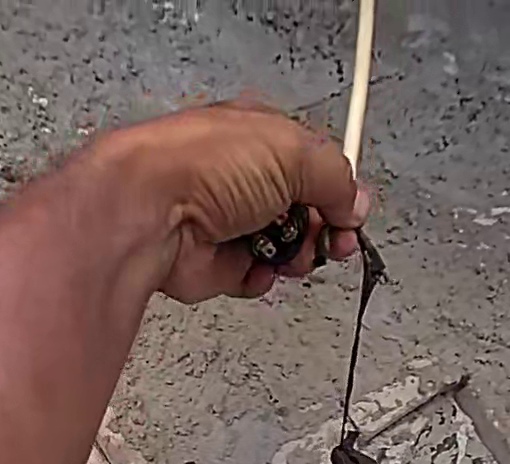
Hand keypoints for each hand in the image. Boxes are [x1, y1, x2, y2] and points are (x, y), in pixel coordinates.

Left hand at [101, 102, 369, 302]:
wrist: (154, 215)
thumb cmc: (204, 167)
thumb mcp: (292, 153)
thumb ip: (336, 177)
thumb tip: (355, 203)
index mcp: (262, 140)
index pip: (314, 168)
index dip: (338, 193)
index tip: (352, 216)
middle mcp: (245, 181)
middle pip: (303, 212)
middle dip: (323, 230)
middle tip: (331, 242)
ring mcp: (231, 225)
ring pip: (282, 249)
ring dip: (295, 256)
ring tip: (291, 255)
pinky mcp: (217, 265)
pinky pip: (254, 277)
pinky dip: (260, 277)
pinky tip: (256, 267)